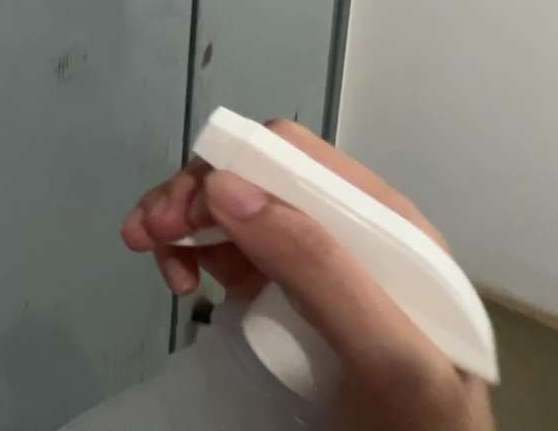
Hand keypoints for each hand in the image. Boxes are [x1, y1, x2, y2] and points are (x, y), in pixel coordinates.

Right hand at [121, 120, 493, 430]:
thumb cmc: (415, 424)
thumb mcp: (386, 355)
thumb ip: (317, 267)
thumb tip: (223, 185)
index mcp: (382, 223)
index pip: (290, 155)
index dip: (228, 167)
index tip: (184, 212)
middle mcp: (339, 227)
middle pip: (247, 176)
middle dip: (189, 195)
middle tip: (145, 230)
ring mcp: (305, 258)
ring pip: (224, 206)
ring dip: (177, 218)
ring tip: (142, 245)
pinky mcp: (277, 288)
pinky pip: (219, 246)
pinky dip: (185, 250)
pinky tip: (177, 277)